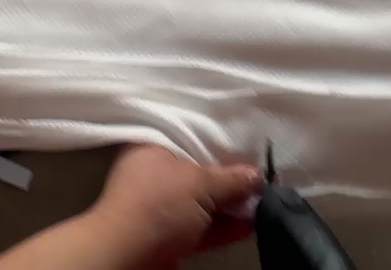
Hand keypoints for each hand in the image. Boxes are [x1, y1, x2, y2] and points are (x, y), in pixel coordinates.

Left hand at [82, 145, 263, 268]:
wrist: (128, 256)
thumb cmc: (160, 203)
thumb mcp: (199, 184)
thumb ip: (230, 178)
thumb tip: (258, 175)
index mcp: (153, 145)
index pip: (189, 134)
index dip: (218, 140)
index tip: (245, 143)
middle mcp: (155, 171)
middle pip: (198, 170)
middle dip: (227, 176)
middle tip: (259, 176)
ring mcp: (161, 206)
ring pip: (201, 201)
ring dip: (229, 204)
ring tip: (262, 200)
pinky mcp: (168, 235)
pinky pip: (201, 226)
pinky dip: (223, 226)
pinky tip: (250, 225)